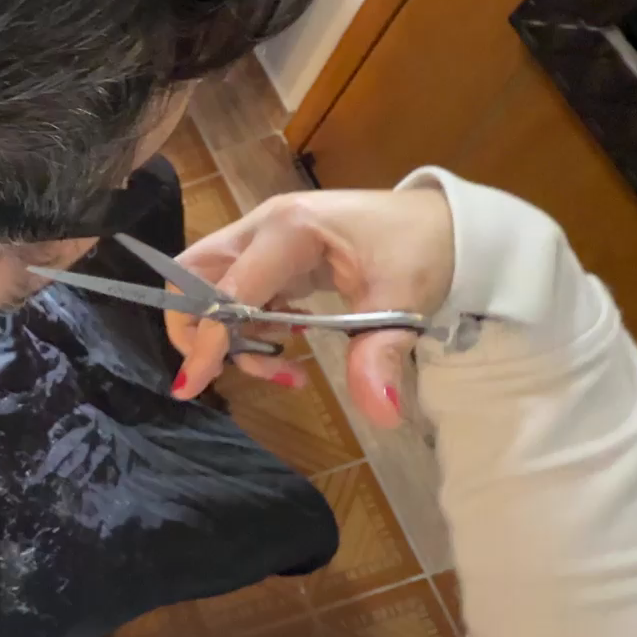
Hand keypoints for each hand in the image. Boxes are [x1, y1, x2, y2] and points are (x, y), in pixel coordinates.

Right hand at [165, 188, 454, 428]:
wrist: (447, 222)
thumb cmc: (426, 250)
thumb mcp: (403, 301)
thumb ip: (378, 354)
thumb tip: (380, 414)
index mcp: (289, 230)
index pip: (227, 291)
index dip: (206, 341)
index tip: (190, 386)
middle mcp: (260, 227)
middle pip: (189, 274)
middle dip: (193, 327)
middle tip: (223, 366)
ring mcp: (259, 236)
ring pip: (204, 284)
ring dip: (223, 331)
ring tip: (278, 363)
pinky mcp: (266, 251)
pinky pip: (230, 289)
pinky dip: (243, 323)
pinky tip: (286, 339)